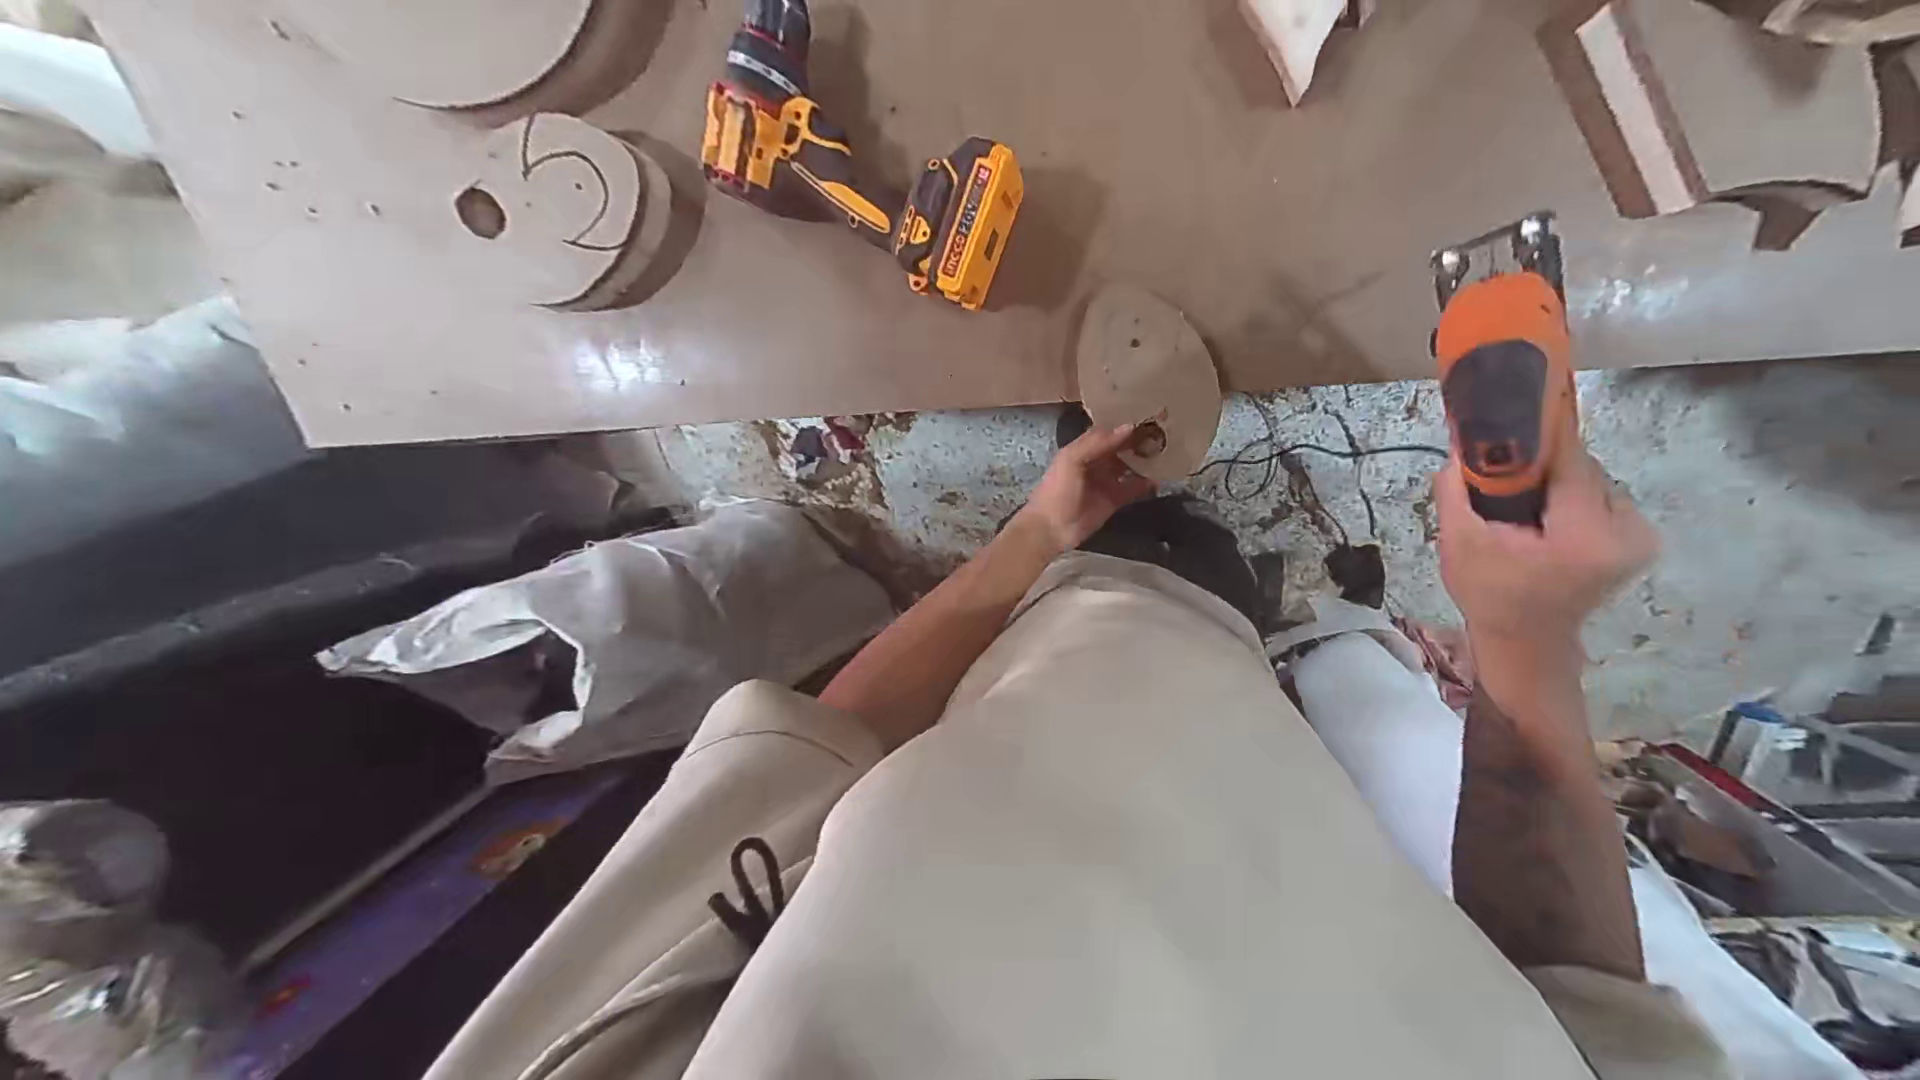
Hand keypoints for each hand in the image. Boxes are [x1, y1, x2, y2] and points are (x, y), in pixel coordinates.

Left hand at [1012, 423, 1156, 554]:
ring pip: (1128, 467)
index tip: (1147, 416)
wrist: (1050, 528)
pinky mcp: (1113, 501)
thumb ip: (1096, 442)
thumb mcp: (1071, 460)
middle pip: (1120, 448)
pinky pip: (1132, 489)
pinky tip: (1160, 477)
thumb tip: (1128, 427)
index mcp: (1082, 450)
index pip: (1106, 433)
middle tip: (1163, 433)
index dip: (1123, 425)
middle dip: (1138, 442)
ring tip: (1166, 452)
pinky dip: (1145, 484)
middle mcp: (1095, 463)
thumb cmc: (1057, 490)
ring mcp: (1105, 482)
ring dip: (1144, 461)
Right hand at [1434, 433, 1657, 657]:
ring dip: (1553, 481)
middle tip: (1500, 475)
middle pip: (1582, 469)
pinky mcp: (1639, 538)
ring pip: (1591, 481)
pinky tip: (1542, 515)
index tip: (1520, 402)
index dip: (1543, 434)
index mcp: (1586, 535)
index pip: (1571, 463)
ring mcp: (1641, 535)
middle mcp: (1628, 530)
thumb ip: (1458, 490)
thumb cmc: (1489, 593)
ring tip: (1519, 502)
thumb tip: (1458, 444)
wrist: (1525, 639)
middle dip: (1539, 466)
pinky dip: (1568, 497)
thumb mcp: (1460, 542)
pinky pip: (1599, 496)